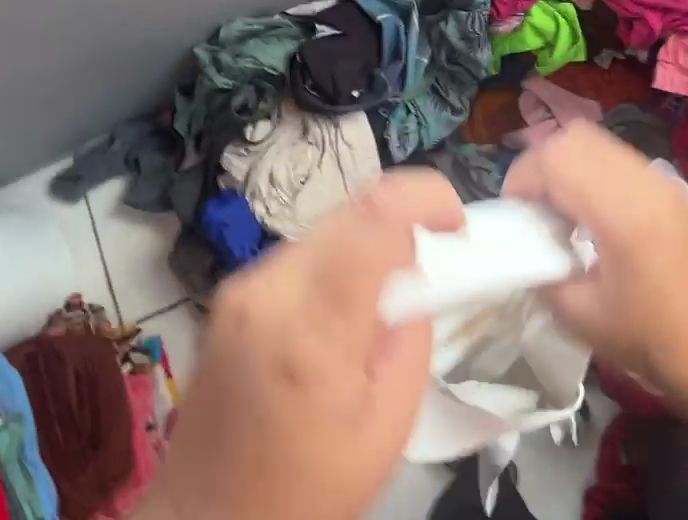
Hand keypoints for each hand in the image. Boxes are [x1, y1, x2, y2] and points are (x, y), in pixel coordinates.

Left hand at [148, 171, 464, 519]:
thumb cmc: (308, 491)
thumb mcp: (389, 425)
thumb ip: (411, 334)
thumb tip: (413, 274)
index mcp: (314, 329)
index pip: (375, 216)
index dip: (427, 197)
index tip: (457, 225)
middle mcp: (270, 289)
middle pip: (353, 211)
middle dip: (405, 220)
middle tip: (432, 264)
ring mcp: (242, 286)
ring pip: (328, 227)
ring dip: (371, 242)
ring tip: (388, 297)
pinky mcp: (230, 293)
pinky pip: (302, 251)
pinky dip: (338, 261)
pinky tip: (344, 309)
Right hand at [501, 122, 687, 401]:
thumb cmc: (649, 341)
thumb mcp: (578, 315)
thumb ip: (540, 270)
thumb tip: (518, 245)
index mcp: (624, 214)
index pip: (558, 159)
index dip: (523, 178)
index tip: (514, 214)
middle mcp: (645, 183)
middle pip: (574, 138)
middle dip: (540, 165)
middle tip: (531, 208)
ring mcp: (661, 181)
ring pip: (595, 141)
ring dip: (565, 165)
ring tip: (556, 210)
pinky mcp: (669, 187)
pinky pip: (616, 157)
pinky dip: (589, 170)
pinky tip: (587, 213)